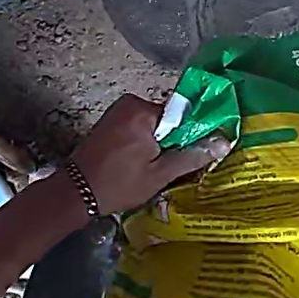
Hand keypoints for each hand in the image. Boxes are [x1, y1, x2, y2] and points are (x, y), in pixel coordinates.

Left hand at [68, 94, 231, 214]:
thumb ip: (192, 155)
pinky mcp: (109, 122)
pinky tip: (140, 164)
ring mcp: (117, 111)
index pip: (182, 114)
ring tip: (155, 169)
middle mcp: (130, 103)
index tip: (196, 152)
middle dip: (172, 140)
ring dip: (157, 143)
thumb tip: (224, 142)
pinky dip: (143, 143)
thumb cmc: (118, 184)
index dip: (191, 133)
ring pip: (152, 125)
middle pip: (167, 119)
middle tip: (171, 166)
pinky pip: (137, 127)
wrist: (74, 194)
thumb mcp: (159, 174)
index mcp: (144, 111)